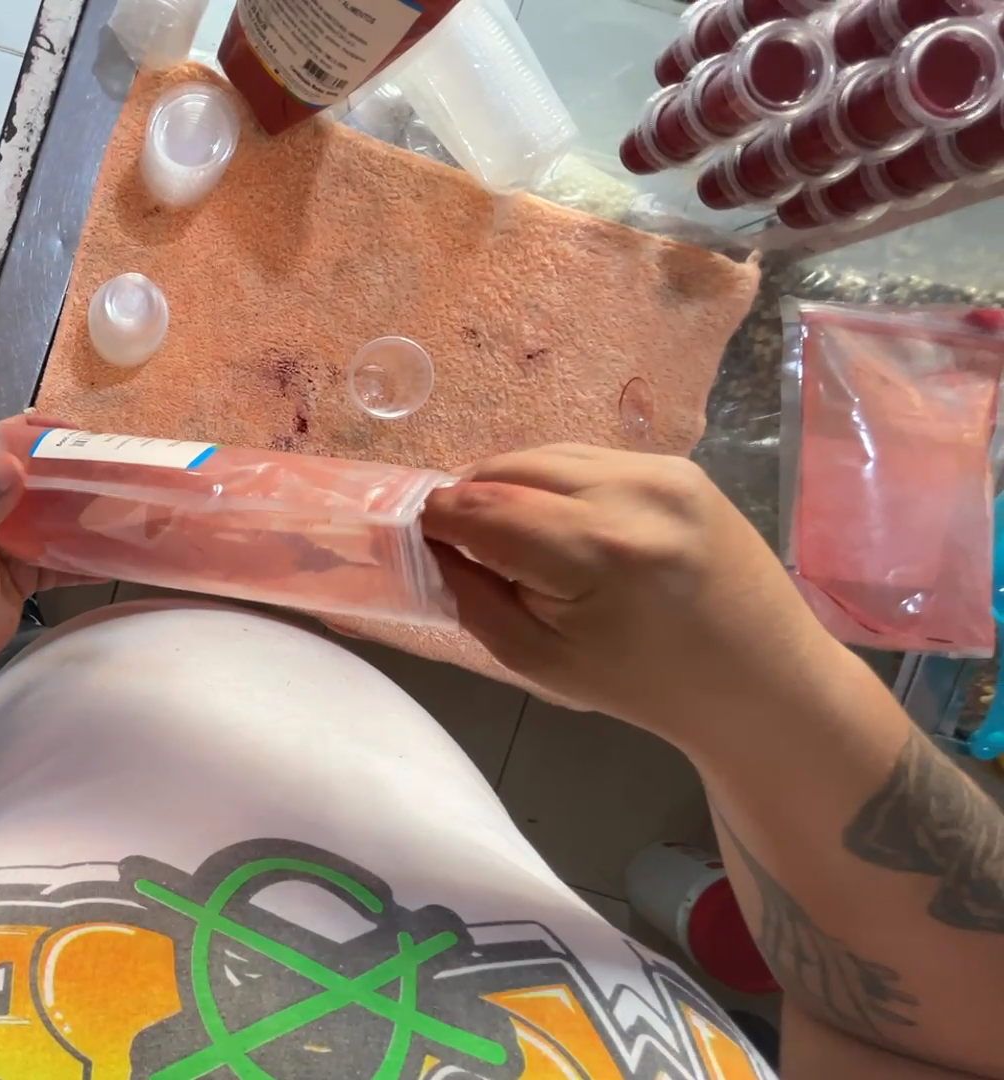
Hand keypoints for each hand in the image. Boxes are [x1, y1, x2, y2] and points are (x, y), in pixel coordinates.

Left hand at [0, 419, 97, 687]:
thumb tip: (13, 464)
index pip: (1, 445)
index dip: (35, 433)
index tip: (78, 434)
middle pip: (36, 478)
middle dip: (73, 471)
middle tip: (117, 470)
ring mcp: (11, 545)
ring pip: (53, 517)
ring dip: (85, 512)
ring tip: (126, 506)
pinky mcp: (25, 575)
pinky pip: (62, 559)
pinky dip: (87, 559)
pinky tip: (118, 559)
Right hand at [421, 444, 849, 743]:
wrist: (766, 683)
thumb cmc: (640, 684)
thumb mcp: (530, 655)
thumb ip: (466, 591)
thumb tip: (425, 543)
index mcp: (597, 550)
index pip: (475, 506)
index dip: (430, 519)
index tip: (412, 541)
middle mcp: (633, 491)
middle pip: (500, 470)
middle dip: (462, 502)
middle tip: (454, 545)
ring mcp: (662, 469)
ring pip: (535, 456)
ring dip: (498, 488)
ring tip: (499, 535)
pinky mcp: (676, 465)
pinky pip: (575, 458)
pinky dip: (540, 483)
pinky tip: (546, 520)